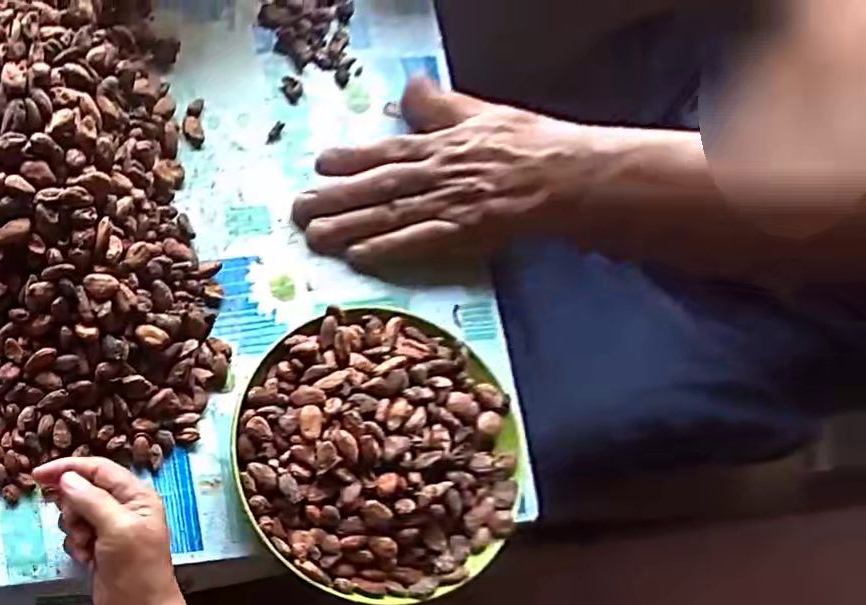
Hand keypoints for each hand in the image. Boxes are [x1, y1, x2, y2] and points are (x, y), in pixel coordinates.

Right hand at [32, 457, 183, 604]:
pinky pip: (74, 533)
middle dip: (72, 506)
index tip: (38, 475)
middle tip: (75, 526)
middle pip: (82, 489)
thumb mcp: (116, 528)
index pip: (97, 468)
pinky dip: (75, 545)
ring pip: (74, 512)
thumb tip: (65, 478)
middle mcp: (123, 506)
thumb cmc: (135, 569)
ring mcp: (109, 527)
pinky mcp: (98, 545)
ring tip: (86, 546)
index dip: (67, 468)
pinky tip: (86, 559)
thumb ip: (90, 499)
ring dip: (73, 529)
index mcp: (136, 495)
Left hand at [291, 77, 597, 265]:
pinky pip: (415, 241)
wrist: (573, 176)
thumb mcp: (483, 115)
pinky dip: (386, 248)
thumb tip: (411, 83)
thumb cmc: (527, 146)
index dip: (352, 158)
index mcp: (441, 146)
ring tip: (312, 235)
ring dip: (348, 225)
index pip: (388, 150)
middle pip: (377, 185)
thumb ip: (440, 105)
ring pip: (388, 215)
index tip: (320, 164)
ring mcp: (446, 204)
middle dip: (335, 197)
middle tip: (298, 208)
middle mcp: (437, 174)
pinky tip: (355, 256)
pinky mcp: (458, 232)